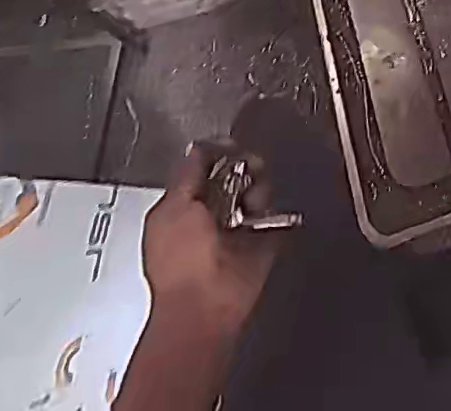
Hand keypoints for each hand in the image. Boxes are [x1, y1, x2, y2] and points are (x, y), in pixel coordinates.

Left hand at [139, 143, 285, 344]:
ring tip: (251, 203)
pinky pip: (277, 210)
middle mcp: (214, 213)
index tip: (231, 147)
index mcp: (184, 206)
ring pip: (259, 187)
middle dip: (245, 166)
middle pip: (237, 172)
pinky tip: (261, 215)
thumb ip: (188, 173)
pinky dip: (273, 208)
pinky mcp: (265, 238)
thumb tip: (200, 147)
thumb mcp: (173, 207)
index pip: (206, 167)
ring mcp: (241, 225)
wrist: (206, 304)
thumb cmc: (180, 261)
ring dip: (258, 188)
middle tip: (248, 171)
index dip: (219, 153)